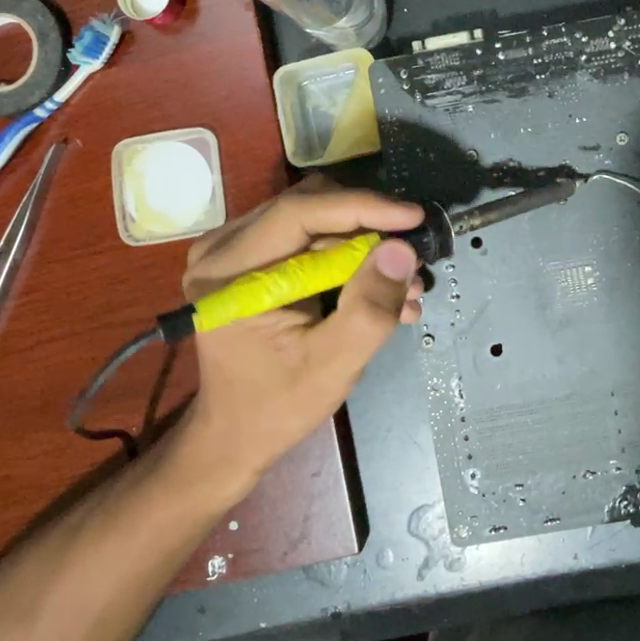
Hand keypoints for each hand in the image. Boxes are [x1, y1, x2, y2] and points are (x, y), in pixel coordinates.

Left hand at [155, 178, 425, 496]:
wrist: (235, 434)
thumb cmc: (276, 406)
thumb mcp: (332, 366)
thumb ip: (369, 308)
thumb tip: (403, 250)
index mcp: (229, 270)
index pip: (300, 212)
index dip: (362, 208)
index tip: (415, 217)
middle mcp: (223, 246)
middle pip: (310, 206)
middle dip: (368, 229)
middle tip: (410, 263)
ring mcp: (235, 248)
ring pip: (316, 217)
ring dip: (365, 245)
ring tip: (405, 287)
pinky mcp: (252, 256)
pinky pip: (310, 235)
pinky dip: (349, 256)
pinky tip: (381, 291)